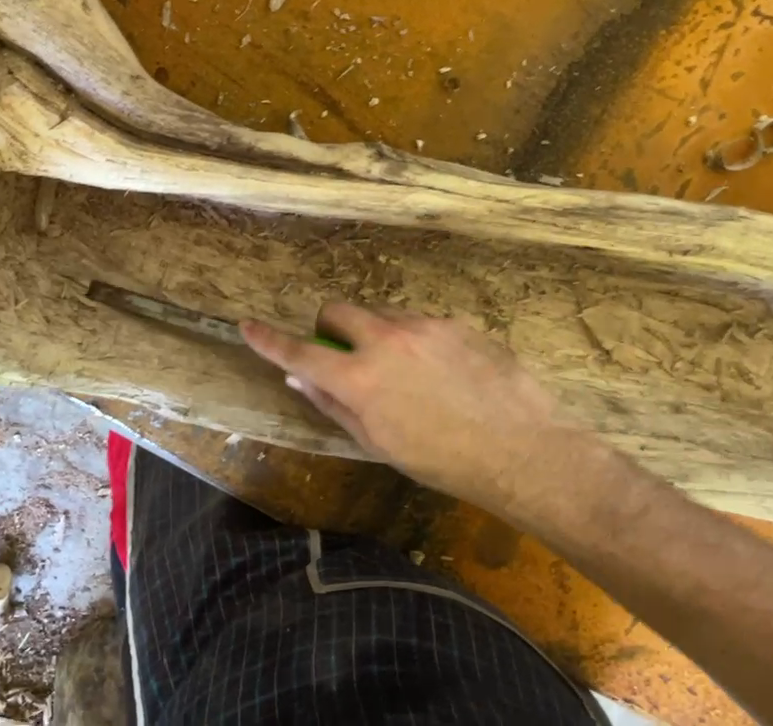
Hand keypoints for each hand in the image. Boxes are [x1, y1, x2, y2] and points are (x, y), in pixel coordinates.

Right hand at [241, 304, 599, 515]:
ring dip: (379, 336)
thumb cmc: (444, 462)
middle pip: (338, 310)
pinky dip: (417, 343)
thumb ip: (334, 405)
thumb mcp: (379, 443)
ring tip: (409, 375)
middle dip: (330, 326)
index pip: (300, 352)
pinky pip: (422, 325)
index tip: (247, 326)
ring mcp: (424, 327)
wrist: (525, 453)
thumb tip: (300, 379)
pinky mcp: (457, 324)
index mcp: (359, 378)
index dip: (269, 340)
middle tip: (345, 354)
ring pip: (383, 316)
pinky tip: (446, 375)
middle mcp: (386, 340)